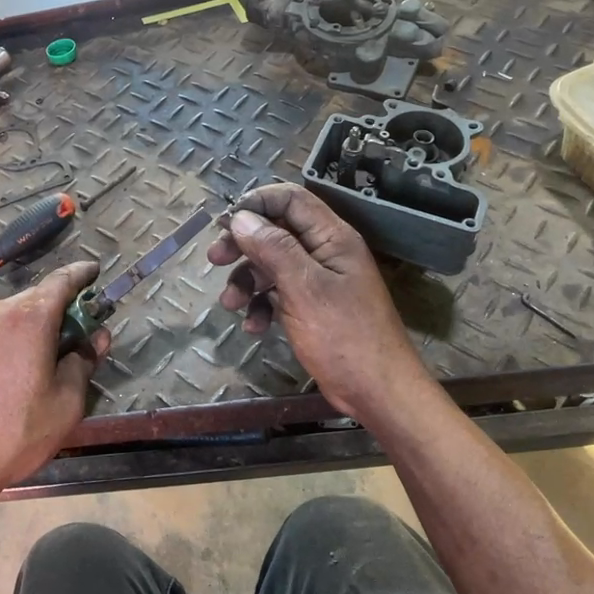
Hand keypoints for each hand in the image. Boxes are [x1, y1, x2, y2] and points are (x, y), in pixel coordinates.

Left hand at [0, 262, 111, 497]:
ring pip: (1, 320)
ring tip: (24, 370)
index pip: (62, 282)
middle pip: (31, 302)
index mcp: (29, 318)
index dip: (81, 274)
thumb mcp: (66, 404)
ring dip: (18, 332)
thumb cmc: (16, 434)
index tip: (92, 271)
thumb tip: (96, 336)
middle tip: (66, 341)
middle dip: (51, 315)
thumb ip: (84, 362)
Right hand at [208, 184, 423, 413]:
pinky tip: (253, 327)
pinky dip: (260, 305)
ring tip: (230, 303)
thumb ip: (273, 248)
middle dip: (242, 244)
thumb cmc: (345, 337)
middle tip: (215, 259)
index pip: (290, 199)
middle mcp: (324, 252)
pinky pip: (276, 293)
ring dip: (246, 280)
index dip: (256, 203)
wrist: (377, 395)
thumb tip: (240, 217)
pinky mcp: (310, 307)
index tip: (226, 222)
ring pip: (270, 264)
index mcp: (331, 238)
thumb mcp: (305, 289)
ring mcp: (317, 281)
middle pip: (274, 231)